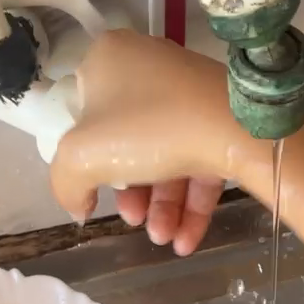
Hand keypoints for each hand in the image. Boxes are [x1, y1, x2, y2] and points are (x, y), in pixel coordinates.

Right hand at [50, 30, 263, 255]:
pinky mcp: (222, 122)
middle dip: (133, 196)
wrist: (237, 127)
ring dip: (162, 209)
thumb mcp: (83, 156)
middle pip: (128, 145)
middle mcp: (149, 71)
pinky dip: (190, 206)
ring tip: (165, 239)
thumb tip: (75, 203)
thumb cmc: (150, 129)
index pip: (84, 115)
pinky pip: (198, 166)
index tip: (94, 190)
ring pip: (166, 160)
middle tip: (135, 222)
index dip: (86, 158)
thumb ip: (66, 182)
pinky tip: (186, 242)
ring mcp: (189, 97)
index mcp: (107, 61)